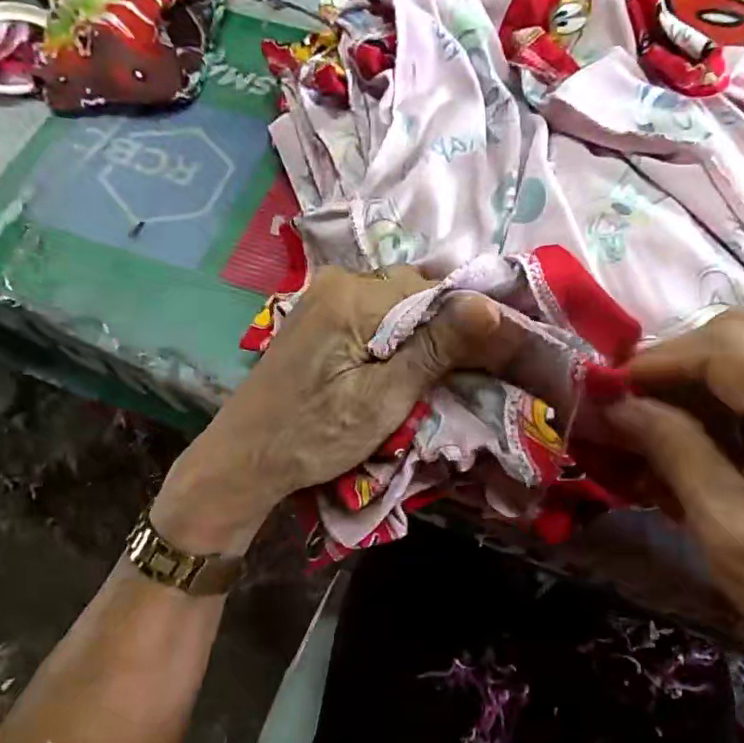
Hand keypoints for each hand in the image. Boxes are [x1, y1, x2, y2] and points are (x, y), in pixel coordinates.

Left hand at [152, 268, 505, 555]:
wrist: (243, 460)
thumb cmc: (313, 437)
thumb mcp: (382, 400)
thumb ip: (435, 350)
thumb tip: (488, 304)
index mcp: (353, 297)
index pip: (434, 288)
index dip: (471, 319)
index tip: (499, 352)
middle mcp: (336, 283)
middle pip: (413, 290)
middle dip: (445, 324)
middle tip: (470, 367)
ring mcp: (320, 299)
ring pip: (393, 303)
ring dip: (420, 330)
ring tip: (439, 370)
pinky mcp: (314, 320)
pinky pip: (369, 315)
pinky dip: (393, 335)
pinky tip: (402, 364)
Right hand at [605, 311, 743, 675]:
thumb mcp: (722, 523)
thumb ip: (672, 449)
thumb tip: (616, 404)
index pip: (728, 348)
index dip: (658, 359)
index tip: (607, 389)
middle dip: (674, 361)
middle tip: (627, 401)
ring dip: (693, 378)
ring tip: (649, 419)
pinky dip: (719, 398)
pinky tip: (689, 434)